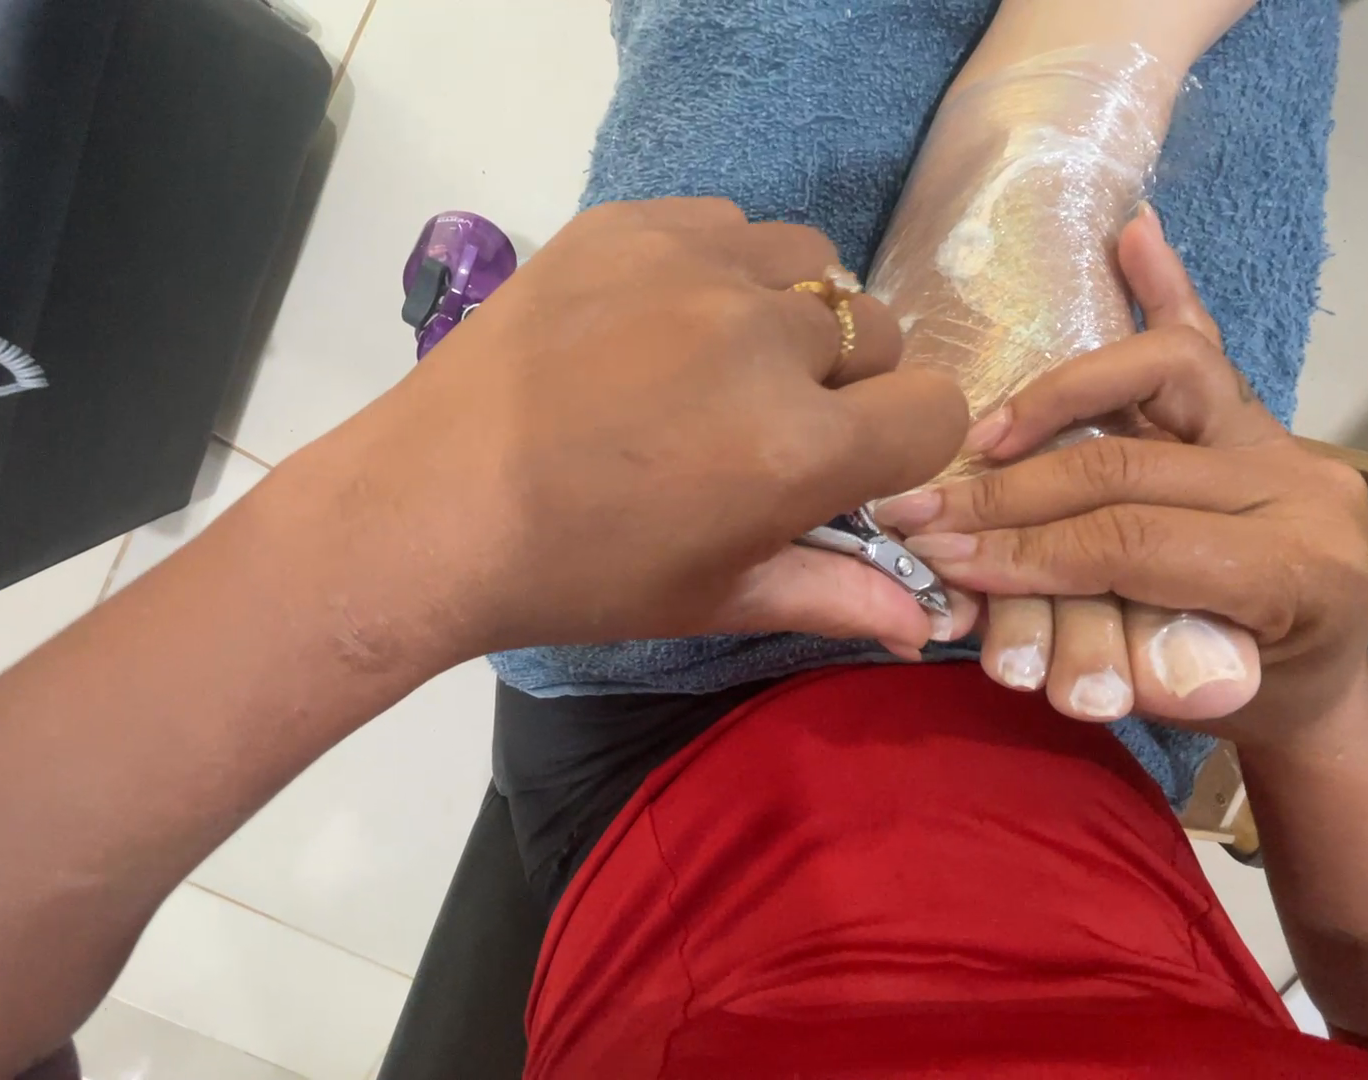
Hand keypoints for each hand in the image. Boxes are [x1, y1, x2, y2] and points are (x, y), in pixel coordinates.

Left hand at [270, 198, 968, 666]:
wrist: (432, 509)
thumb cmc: (583, 574)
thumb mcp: (716, 597)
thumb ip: (836, 596)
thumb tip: (930, 624)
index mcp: (798, 448)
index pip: (936, 411)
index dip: (900, 444)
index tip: (847, 461)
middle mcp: (766, 340)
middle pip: (877, 334)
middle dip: (842, 383)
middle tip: (757, 422)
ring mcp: (696, 266)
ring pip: (813, 267)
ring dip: (789, 317)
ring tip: (713, 362)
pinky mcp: (632, 224)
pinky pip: (732, 226)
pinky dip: (721, 270)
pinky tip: (659, 321)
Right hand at [876, 214, 1367, 744]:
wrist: (1312, 686)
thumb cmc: (1240, 701)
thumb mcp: (1169, 702)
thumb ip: (1082, 652)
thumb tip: (967, 608)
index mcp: (1294, 572)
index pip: (1133, 542)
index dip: (1028, 549)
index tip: (945, 555)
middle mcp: (1301, 486)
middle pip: (1128, 463)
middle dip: (1012, 491)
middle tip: (930, 507)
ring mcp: (1283, 440)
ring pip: (1167, 372)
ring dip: (1057, 395)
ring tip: (984, 433)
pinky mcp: (1259, 423)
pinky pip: (1206, 349)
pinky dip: (1166, 288)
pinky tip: (1132, 238)